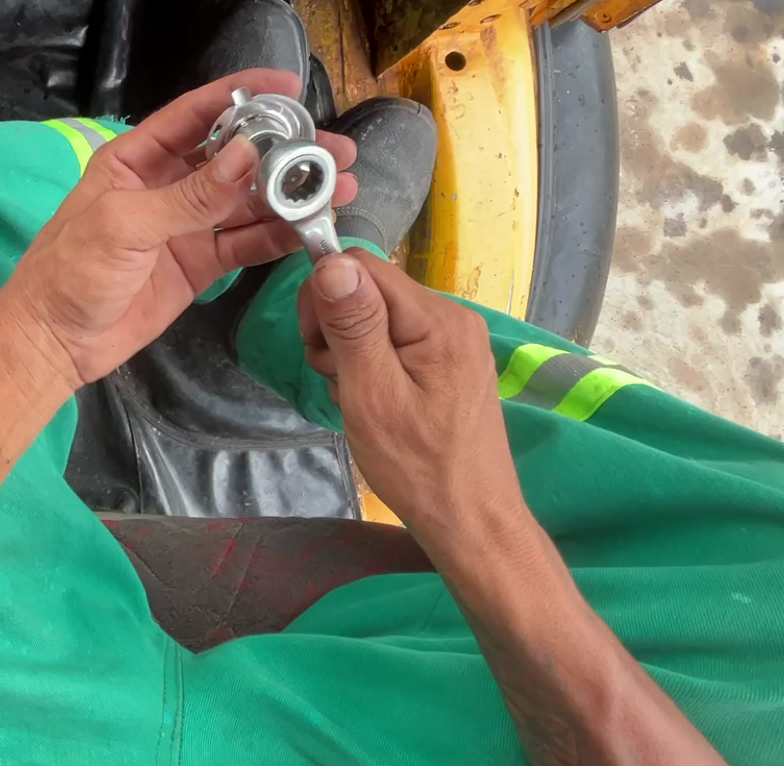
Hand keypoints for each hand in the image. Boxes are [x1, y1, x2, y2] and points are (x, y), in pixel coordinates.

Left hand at [0, 70, 355, 393]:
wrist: (56, 339)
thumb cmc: (73, 270)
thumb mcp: (126, 225)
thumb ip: (190, 196)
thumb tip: (248, 157)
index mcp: (137, 159)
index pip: (194, 114)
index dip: (241, 95)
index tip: (290, 86)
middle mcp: (166, 185)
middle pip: (233, 157)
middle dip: (283, 149)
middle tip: (335, 148)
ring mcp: (186, 225)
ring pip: (247, 201)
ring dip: (290, 193)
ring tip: (340, 187)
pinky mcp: (199, 264)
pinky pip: (244, 244)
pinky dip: (276, 236)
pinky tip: (311, 228)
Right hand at [298, 248, 521, 534]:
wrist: (468, 522)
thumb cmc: (416, 464)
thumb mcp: (372, 393)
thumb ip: (352, 325)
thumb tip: (331, 261)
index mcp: (436, 319)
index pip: (361, 266)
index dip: (324, 295)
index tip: (315, 344)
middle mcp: (450, 316)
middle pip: (366, 288)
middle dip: (333, 327)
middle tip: (336, 377)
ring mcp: (450, 339)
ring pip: (371, 315)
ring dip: (346, 350)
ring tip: (355, 396)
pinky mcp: (444, 360)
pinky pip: (389, 339)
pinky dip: (366, 364)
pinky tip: (370, 399)